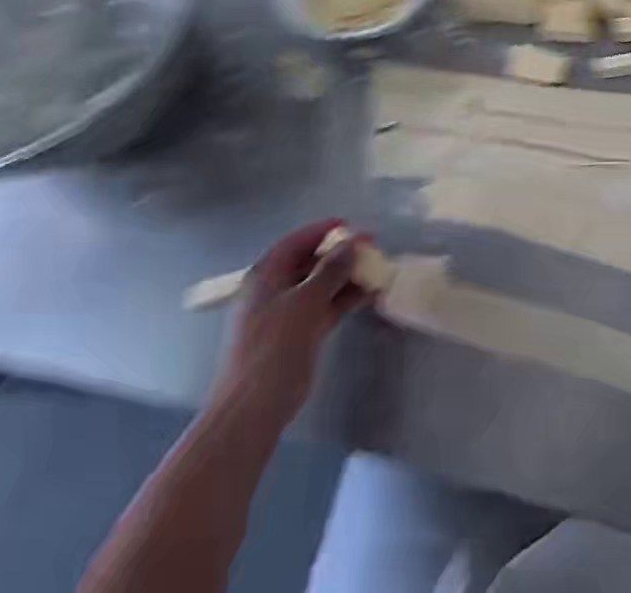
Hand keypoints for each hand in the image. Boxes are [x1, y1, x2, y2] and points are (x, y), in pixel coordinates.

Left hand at [209, 219, 370, 425]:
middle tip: (369, 248)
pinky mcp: (300, 333)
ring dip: (346, 276)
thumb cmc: (274, 348)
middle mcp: (275, 290)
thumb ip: (330, 270)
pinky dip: (345, 298)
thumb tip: (351, 242)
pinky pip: (326, 306)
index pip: (294, 243)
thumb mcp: (305, 302)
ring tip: (375, 269)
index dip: (320, 231)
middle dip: (338, 253)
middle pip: (308, 262)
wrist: (254, 406)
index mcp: (265, 277)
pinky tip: (369, 294)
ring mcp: (287, 313)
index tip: (349, 225)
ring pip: (320, 285)